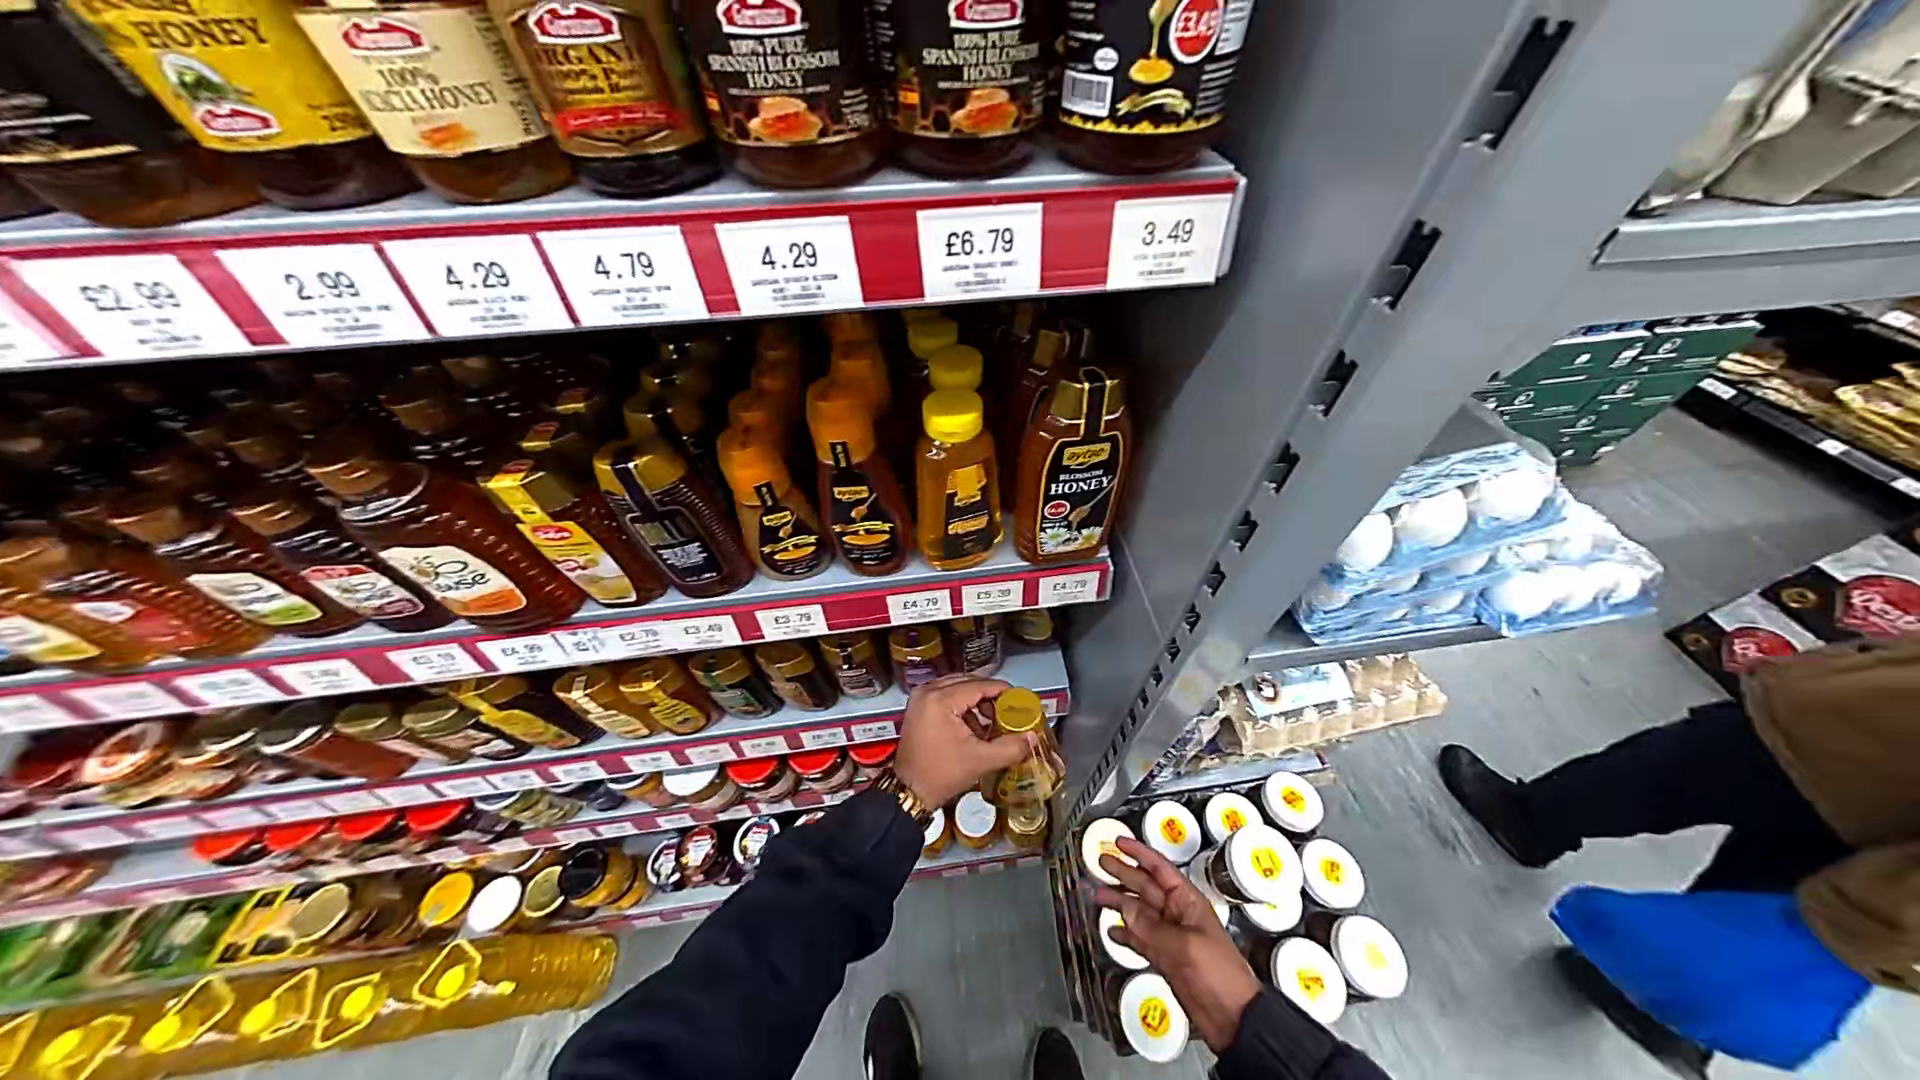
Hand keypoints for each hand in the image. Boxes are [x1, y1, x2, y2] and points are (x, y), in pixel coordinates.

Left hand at [894, 674, 1030, 805]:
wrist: (909, 791)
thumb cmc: (942, 774)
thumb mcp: (980, 760)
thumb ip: (1010, 746)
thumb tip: (1032, 737)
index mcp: (940, 699)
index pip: (979, 685)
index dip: (1002, 691)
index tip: (1020, 700)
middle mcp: (928, 691)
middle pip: (967, 682)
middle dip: (989, 695)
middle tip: (1008, 710)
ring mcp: (920, 698)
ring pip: (956, 687)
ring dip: (976, 699)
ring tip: (992, 719)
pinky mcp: (917, 707)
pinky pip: (945, 695)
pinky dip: (961, 704)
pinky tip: (973, 724)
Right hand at [1095, 837, 1260, 1051]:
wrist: (1233, 1018)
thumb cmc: (1219, 974)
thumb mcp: (1184, 945)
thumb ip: (1151, 926)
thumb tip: (1124, 907)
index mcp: (1187, 902)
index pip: (1159, 869)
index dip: (1139, 853)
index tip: (1119, 842)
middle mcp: (1176, 915)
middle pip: (1145, 887)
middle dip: (1123, 874)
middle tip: (1101, 862)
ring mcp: (1170, 937)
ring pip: (1138, 912)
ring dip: (1119, 904)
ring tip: (1098, 896)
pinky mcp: (1165, 959)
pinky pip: (1140, 940)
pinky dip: (1126, 935)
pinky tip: (1112, 932)